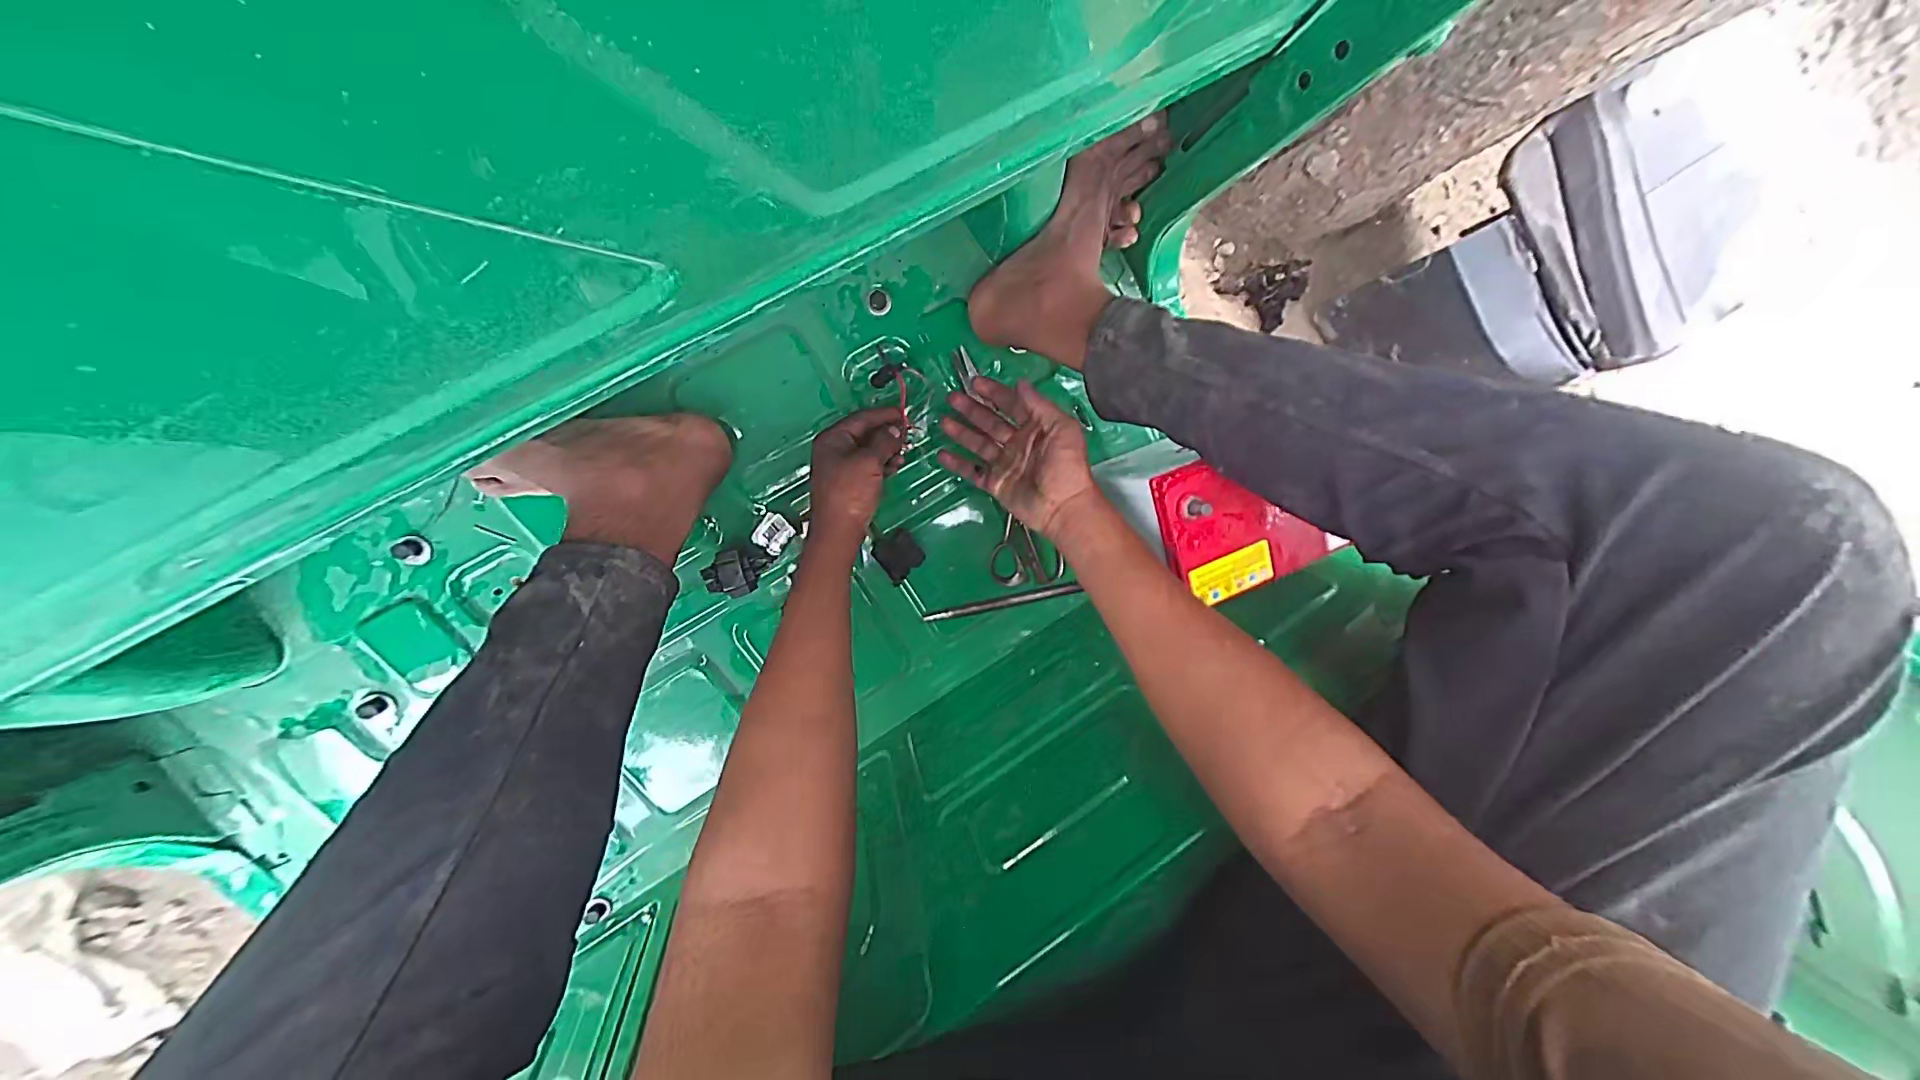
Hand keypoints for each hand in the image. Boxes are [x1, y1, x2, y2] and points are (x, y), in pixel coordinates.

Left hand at [809, 407, 904, 541]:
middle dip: (887, 433)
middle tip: (906, 434)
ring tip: (902, 452)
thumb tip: (894, 430)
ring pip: (869, 449)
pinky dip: (882, 463)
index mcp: (833, 439)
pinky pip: (868, 465)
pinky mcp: (849, 481)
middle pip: (865, 433)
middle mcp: (834, 449)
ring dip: (887, 449)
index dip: (884, 414)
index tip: (902, 414)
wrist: (839, 530)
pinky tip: (894, 466)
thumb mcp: (869, 462)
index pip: (862, 418)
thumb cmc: (848, 495)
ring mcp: (841, 466)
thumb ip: (883, 441)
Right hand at [938, 378, 1099, 536]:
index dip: (994, 393)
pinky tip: (943, 454)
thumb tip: (1021, 384)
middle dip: (972, 409)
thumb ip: (1040, 405)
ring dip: (962, 432)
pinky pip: (973, 471)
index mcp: (1036, 428)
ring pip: (979, 444)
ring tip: (945, 421)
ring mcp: (1005, 464)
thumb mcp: (1062, 428)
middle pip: (990, 422)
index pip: (1011, 405)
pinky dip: (958, 464)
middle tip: (953, 398)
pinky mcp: (996, 483)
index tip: (975, 383)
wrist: (1062, 506)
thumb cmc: (1067, 466)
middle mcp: (1018, 444)